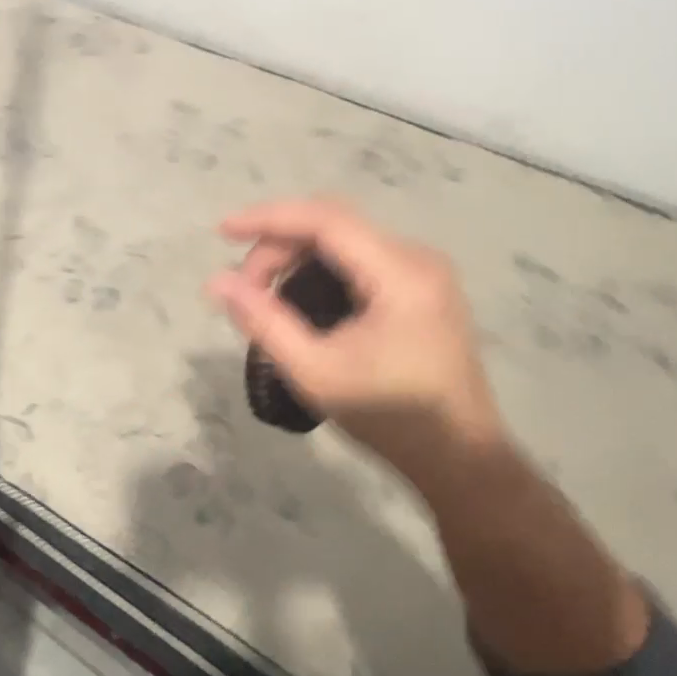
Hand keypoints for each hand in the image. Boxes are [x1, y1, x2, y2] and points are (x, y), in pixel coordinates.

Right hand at [206, 198, 505, 475]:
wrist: (460, 457)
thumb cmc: (389, 417)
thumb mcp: (314, 373)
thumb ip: (263, 322)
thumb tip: (216, 282)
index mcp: (400, 274)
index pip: (325, 219)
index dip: (269, 218)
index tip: (223, 232)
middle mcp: (416, 258)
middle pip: (332, 223)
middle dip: (278, 244)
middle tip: (245, 288)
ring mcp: (422, 271)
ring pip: (343, 238)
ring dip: (296, 255)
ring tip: (265, 295)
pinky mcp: (420, 287)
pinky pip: (358, 256)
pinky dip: (319, 267)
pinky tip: (298, 299)